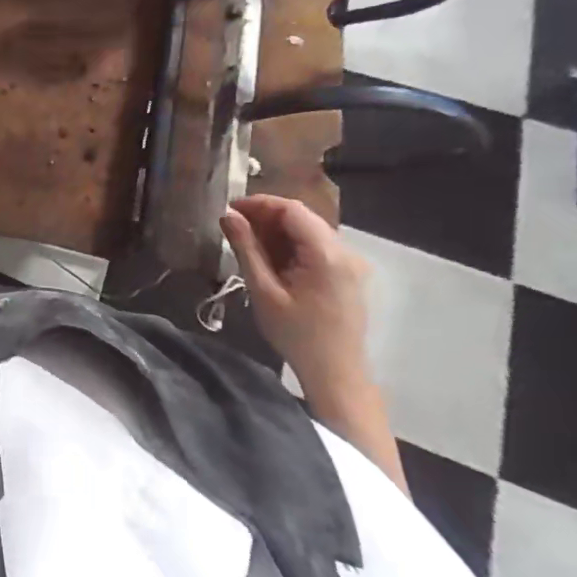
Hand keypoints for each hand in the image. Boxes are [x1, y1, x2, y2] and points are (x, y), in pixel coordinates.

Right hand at [219, 195, 369, 388]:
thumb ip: (246, 248)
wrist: (336, 373)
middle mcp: (344, 252)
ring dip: (276, 230)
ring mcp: (349, 263)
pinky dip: (289, 244)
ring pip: (307, 230)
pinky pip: (314, 245)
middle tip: (233, 226)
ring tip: (246, 243)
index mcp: (327, 255)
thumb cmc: (296, 334)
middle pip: (301, 217)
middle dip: (265, 216)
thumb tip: (227, 215)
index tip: (229, 211)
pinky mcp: (346, 274)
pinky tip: (269, 259)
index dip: (258, 204)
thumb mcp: (263, 290)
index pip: (292, 209)